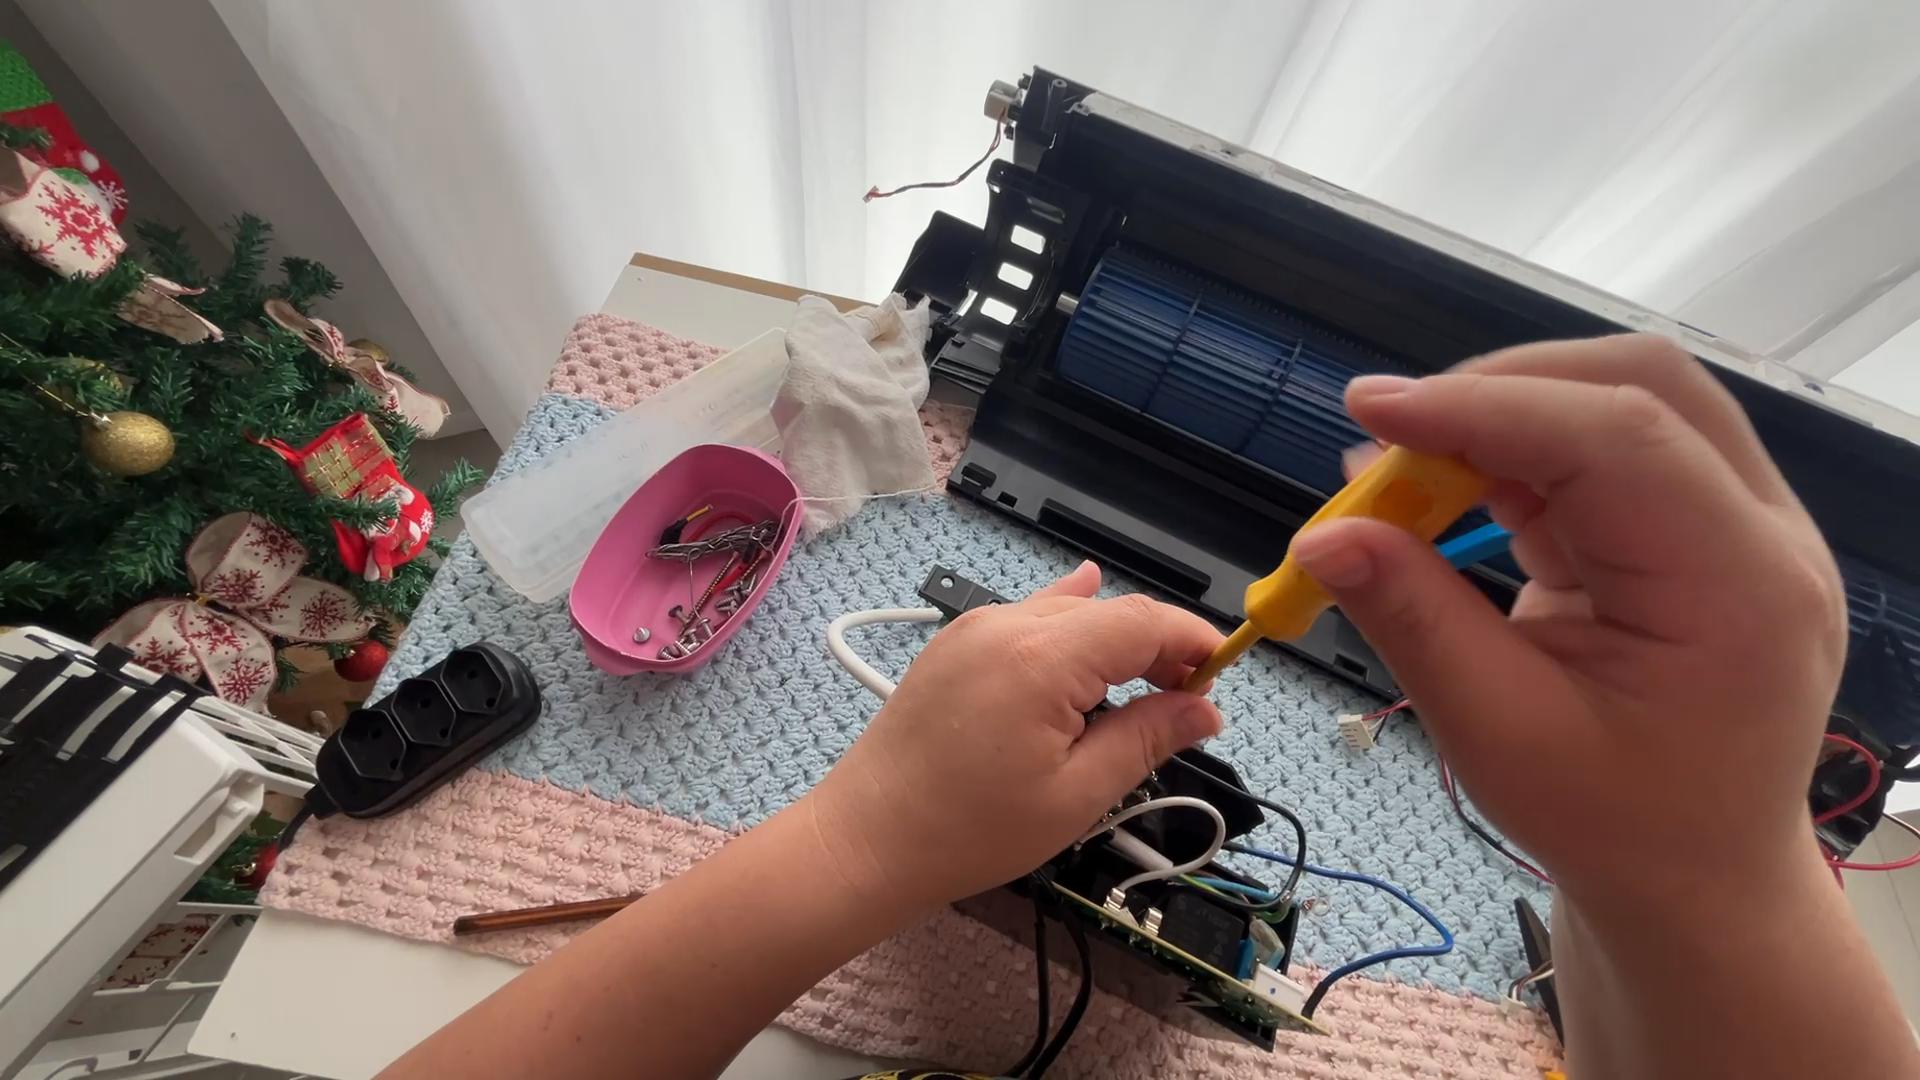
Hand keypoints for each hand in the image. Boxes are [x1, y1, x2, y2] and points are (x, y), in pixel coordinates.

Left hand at [802, 562, 1224, 912]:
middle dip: (1157, 645)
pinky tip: (1081, 599)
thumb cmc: (972, 829)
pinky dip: (1065, 620)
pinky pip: (1025, 616)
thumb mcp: (1076, 795)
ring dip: (1112, 638)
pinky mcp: (955, 642)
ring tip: (1141, 683)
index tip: (1221, 678)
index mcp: (1042, 655)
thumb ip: (1147, 738)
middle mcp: (1007, 621)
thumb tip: (1206, 709)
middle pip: (1107, 611)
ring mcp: (974, 626)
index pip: (1141, 621)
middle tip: (1185, 700)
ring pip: (1066, 611)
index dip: (1192, 641)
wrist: (866, 837)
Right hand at [1291, 334, 1847, 909]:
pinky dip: (1497, 452)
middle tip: (1389, 431)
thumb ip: (1408, 618)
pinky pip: (1583, 451)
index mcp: (1736, 587)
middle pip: (1636, 388)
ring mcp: (1720, 523)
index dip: (1481, 409)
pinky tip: (1436, 487)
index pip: (1615, 440)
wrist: (1689, 866)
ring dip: (1492, 416)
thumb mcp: (1490, 727)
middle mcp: (1752, 533)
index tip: (1368, 409)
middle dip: (1495, 390)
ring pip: (1610, 404)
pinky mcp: (1670, 527)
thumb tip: (1321, 539)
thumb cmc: (1605, 814)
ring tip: (1400, 464)